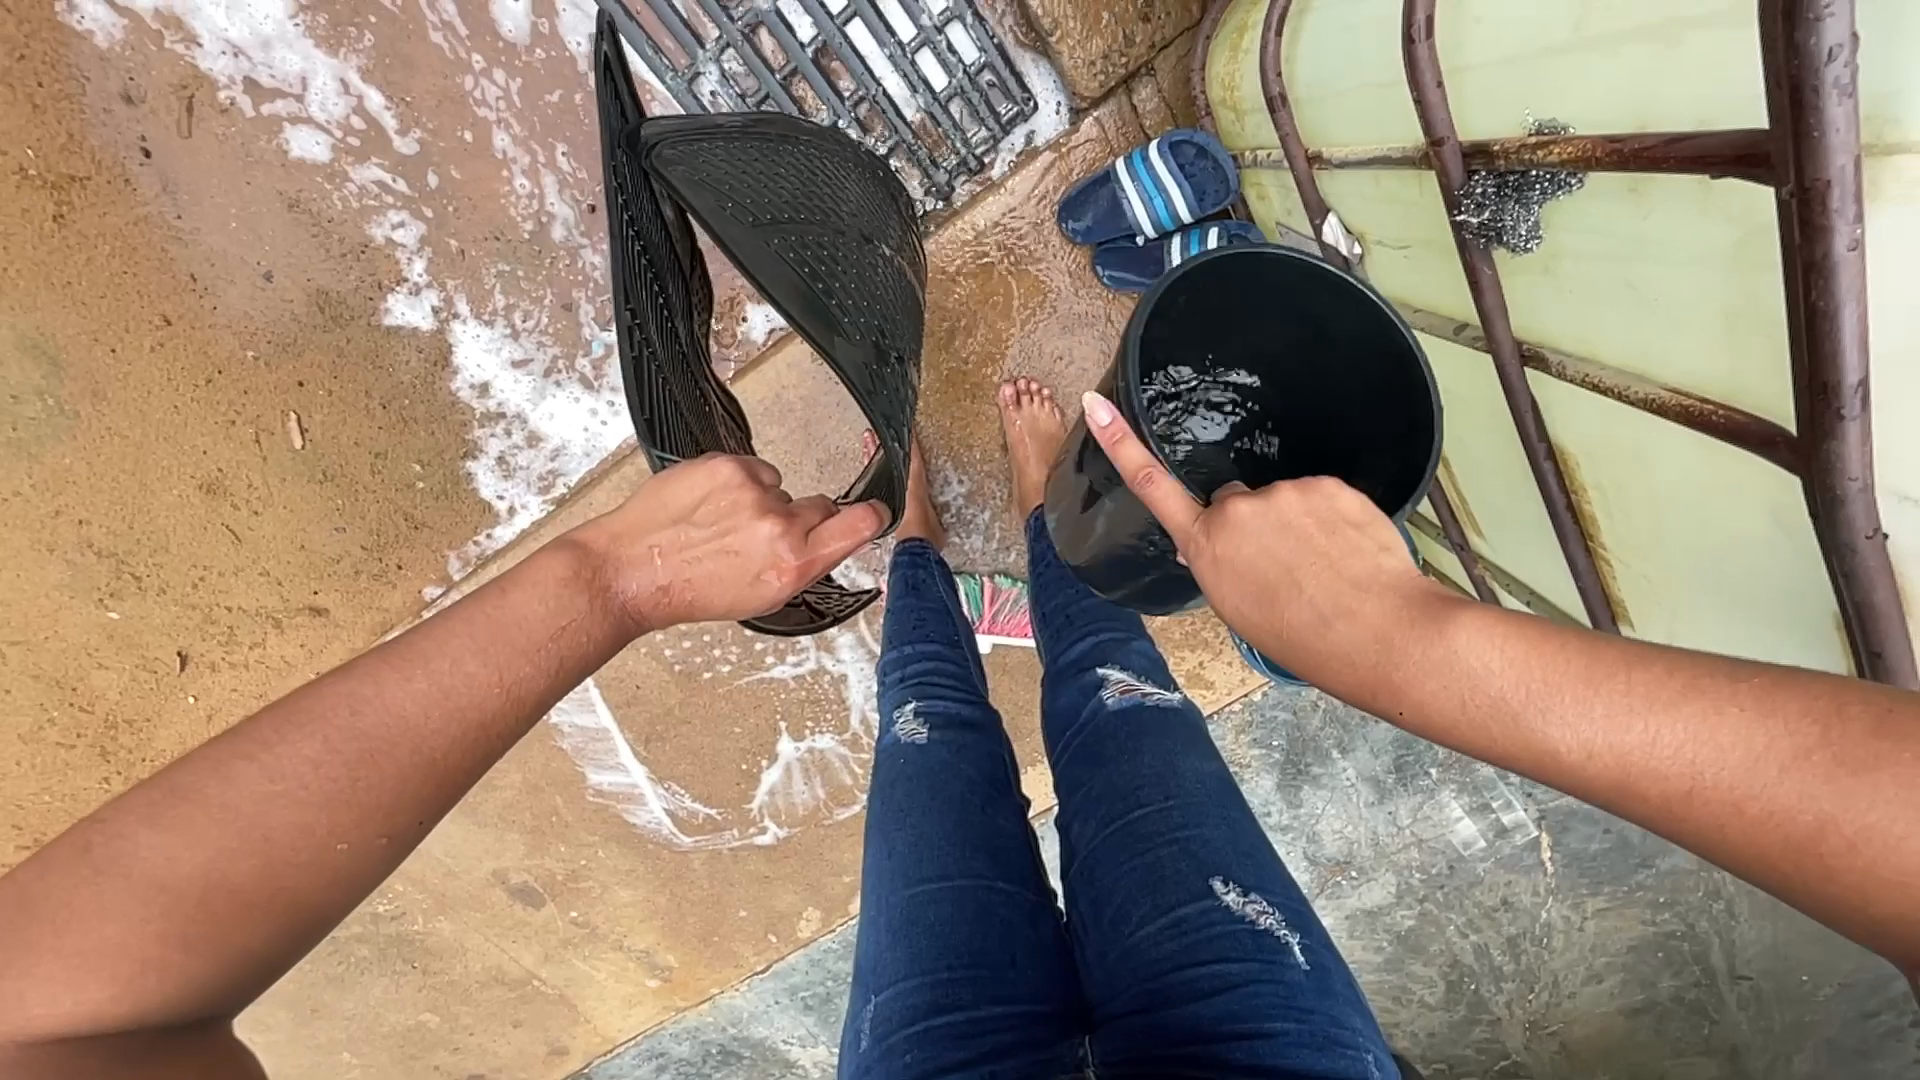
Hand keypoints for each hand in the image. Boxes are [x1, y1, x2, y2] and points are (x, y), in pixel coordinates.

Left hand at [571, 453, 889, 633]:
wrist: (633, 569)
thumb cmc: (692, 590)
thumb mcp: (763, 597)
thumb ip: (801, 565)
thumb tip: (825, 541)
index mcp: (793, 565)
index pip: (859, 525)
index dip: (871, 517)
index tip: (874, 512)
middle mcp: (780, 527)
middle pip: (820, 507)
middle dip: (798, 520)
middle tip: (759, 537)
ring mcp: (754, 492)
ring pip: (782, 488)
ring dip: (761, 501)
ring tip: (722, 524)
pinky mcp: (729, 466)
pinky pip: (754, 470)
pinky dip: (737, 484)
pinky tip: (711, 506)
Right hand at [1080, 391, 1453, 679]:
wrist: (1375, 631)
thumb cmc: (1300, 635)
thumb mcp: (1235, 607)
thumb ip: (1216, 565)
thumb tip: (1208, 544)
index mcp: (1205, 546)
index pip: (1151, 484)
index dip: (1120, 443)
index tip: (1096, 404)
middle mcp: (1236, 511)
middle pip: (1233, 501)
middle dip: (1249, 523)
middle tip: (1280, 566)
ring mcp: (1283, 493)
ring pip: (1280, 500)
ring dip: (1294, 523)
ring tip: (1319, 566)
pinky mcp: (1326, 485)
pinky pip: (1318, 496)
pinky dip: (1329, 518)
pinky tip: (1343, 551)